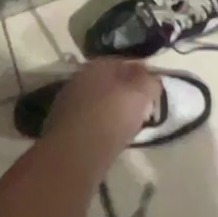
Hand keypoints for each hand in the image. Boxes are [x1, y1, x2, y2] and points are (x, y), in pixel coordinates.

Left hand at [41, 59, 159, 155]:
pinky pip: (91, 120)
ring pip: (100, 102)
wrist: (74, 153)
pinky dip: (101, 126)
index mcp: (98, 65)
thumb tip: (151, 78)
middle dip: (127, 94)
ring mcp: (69, 102)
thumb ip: (149, 82)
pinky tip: (111, 138)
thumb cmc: (111, 117)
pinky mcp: (64, 126)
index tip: (153, 91)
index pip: (126, 63)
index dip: (142, 76)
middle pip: (111, 83)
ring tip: (129, 126)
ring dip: (113, 111)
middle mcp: (80, 78)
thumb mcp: (140, 95)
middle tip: (143, 109)